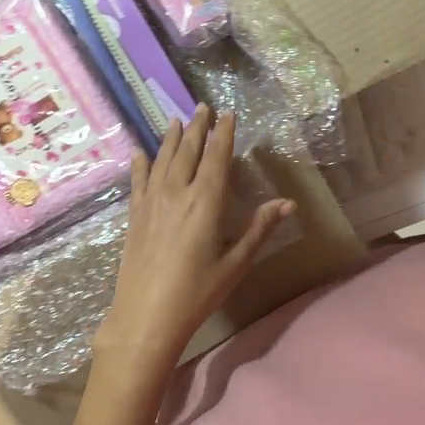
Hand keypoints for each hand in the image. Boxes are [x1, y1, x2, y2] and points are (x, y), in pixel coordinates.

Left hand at [94, 106, 295, 369]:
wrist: (146, 316)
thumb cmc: (198, 292)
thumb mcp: (236, 262)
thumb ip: (259, 228)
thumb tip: (288, 202)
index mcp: (206, 202)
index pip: (217, 158)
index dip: (224, 134)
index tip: (228, 114)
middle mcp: (177, 193)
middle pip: (188, 151)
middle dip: (198, 128)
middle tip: (202, 107)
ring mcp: (152, 203)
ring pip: (162, 161)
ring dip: (171, 139)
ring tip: (176, 120)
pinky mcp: (135, 217)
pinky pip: (139, 181)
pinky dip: (141, 164)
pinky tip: (141, 153)